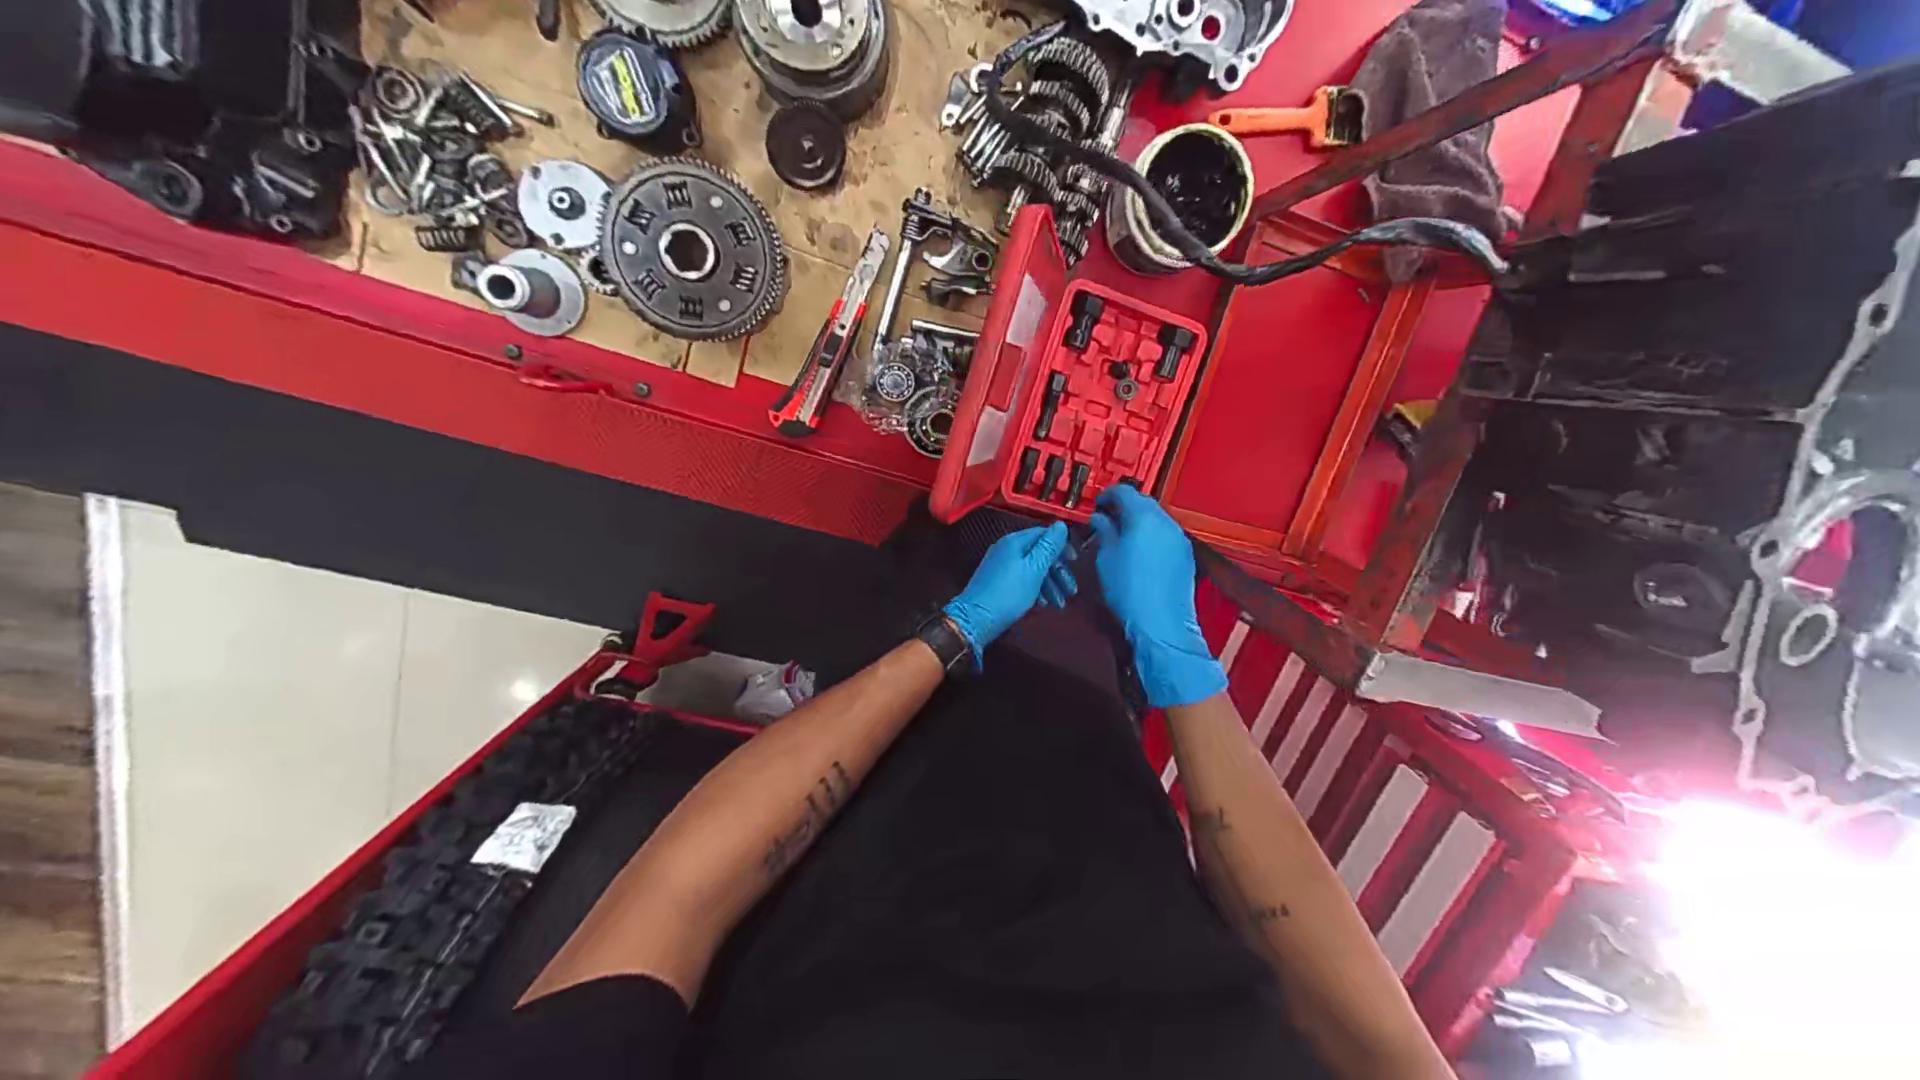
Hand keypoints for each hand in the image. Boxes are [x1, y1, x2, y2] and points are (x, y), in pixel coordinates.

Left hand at [943, 522, 1079, 660]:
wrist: (976, 619)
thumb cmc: (1009, 593)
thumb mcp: (1034, 569)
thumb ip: (1048, 547)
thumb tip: (1061, 524)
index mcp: (1015, 542)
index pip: (1043, 535)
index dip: (1062, 546)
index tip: (1076, 562)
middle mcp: (1007, 550)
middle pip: (1039, 554)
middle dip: (1058, 572)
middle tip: (1072, 590)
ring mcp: (1001, 566)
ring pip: (1032, 570)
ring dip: (1050, 585)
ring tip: (1061, 605)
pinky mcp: (999, 583)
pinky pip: (1023, 580)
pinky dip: (1036, 590)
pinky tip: (1044, 605)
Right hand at [1088, 487, 1225, 707]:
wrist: (1161, 624)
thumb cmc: (1130, 591)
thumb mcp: (1106, 558)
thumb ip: (1103, 532)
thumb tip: (1099, 519)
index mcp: (1143, 517)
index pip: (1124, 491)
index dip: (1106, 495)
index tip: (1096, 504)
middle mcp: (1166, 522)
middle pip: (1143, 502)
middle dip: (1123, 507)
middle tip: (1105, 518)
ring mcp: (1179, 539)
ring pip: (1156, 518)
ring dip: (1138, 521)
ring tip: (1120, 536)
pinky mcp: (1185, 555)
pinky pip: (1165, 535)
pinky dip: (1151, 536)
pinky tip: (1138, 552)